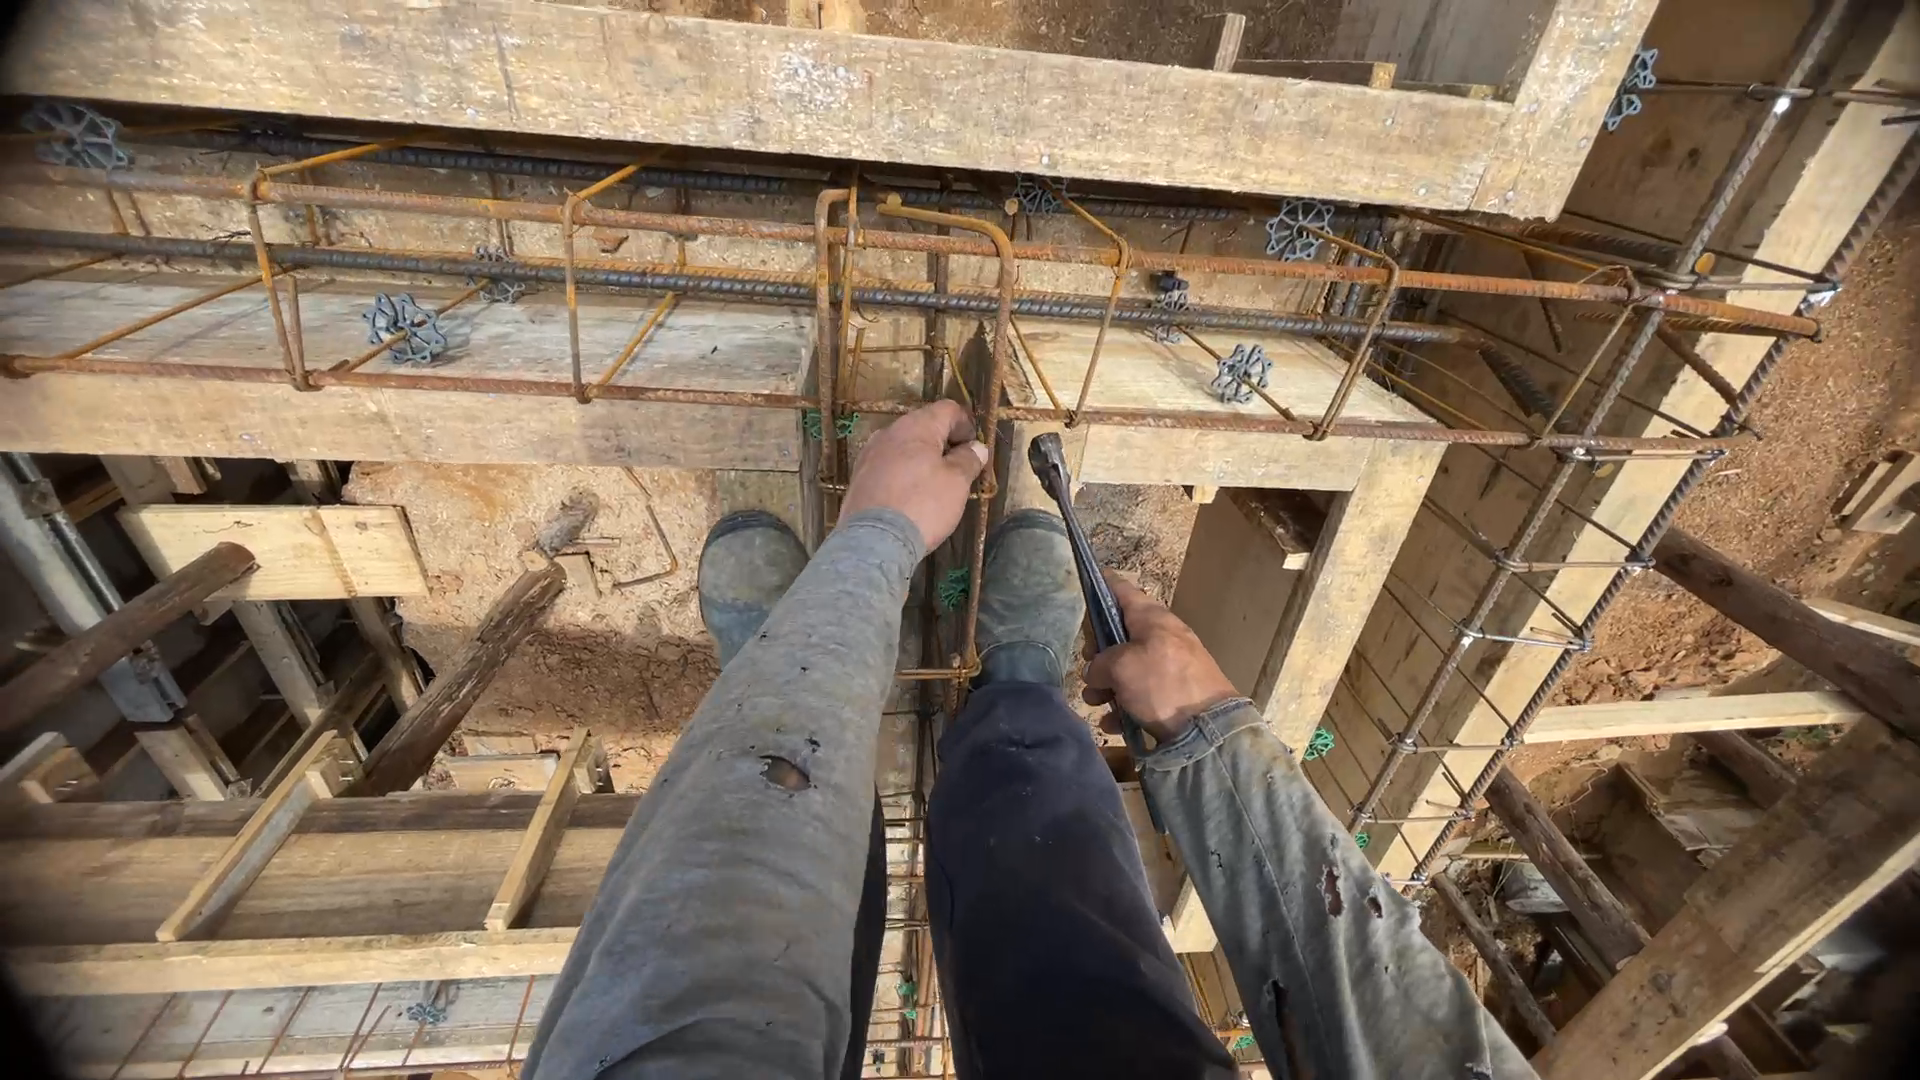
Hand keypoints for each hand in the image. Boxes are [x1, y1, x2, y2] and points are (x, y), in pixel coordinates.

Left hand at [840, 400, 989, 550]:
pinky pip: (888, 466)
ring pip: (904, 446)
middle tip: (959, 469)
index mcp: (916, 426)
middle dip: (944, 442)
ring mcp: (869, 454)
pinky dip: (904, 473)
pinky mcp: (859, 477)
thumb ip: (968, 460)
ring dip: (923, 458)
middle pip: (924, 426)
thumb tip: (976, 447)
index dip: (966, 425)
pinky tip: (910, 496)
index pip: (947, 409)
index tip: (975, 450)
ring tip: (935, 485)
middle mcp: (889, 432)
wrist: (874, 541)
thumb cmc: (922, 505)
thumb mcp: (956, 483)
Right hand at [1083, 572, 1238, 743]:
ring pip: (1128, 668)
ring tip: (1095, 702)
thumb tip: (1096, 673)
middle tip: (1088, 670)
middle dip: (1098, 654)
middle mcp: (1162, 636)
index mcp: (1152, 618)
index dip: (1103, 585)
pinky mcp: (1175, 694)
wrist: (1209, 729)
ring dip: (1106, 685)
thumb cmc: (1162, 684)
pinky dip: (1124, 706)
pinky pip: (1141, 694)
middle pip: (1120, 634)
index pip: (1123, 590)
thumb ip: (1099, 664)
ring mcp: (1171, 666)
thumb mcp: (1120, 667)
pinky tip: (1112, 723)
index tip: (1087, 583)